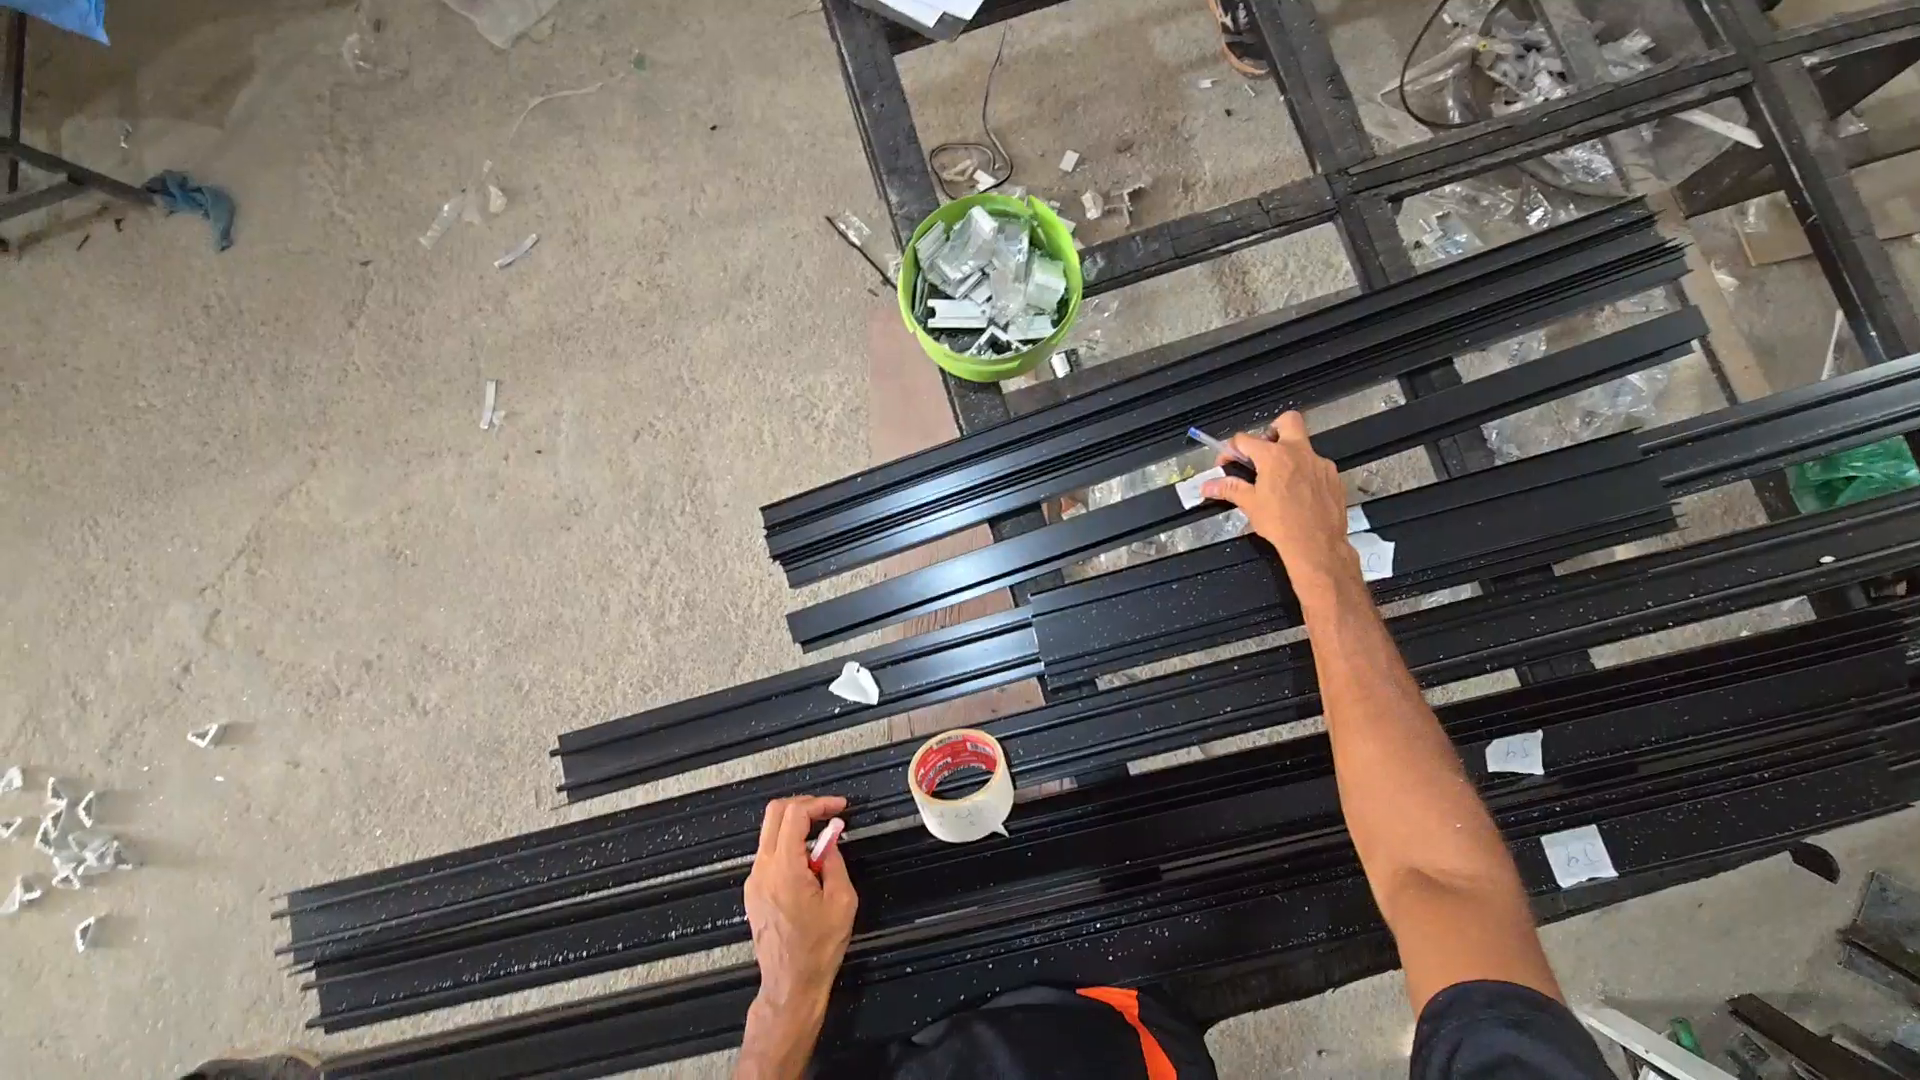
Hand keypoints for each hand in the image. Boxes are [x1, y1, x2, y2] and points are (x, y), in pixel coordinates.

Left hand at [744, 796, 857, 1013]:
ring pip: (769, 832)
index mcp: (785, 869)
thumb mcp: (843, 901)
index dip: (819, 803)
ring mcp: (754, 880)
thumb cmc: (818, 948)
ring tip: (823, 846)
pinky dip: (788, 846)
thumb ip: (836, 861)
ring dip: (796, 827)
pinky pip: (768, 854)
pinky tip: (809, 864)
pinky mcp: (753, 891)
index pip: (794, 813)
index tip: (839, 807)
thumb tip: (830, 839)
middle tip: (828, 813)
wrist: (791, 983)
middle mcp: (762, 870)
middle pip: (774, 813)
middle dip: (804, 805)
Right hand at [1200, 411, 1359, 606]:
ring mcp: (1319, 463)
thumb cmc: (1281, 524)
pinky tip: (1298, 493)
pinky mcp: (1333, 476)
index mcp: (1274, 456)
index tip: (1228, 461)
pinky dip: (1305, 472)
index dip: (1232, 449)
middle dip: (1273, 429)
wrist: (1316, 544)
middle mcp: (1299, 452)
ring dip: (1289, 455)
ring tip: (1280, 479)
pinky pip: (1317, 465)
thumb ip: (1229, 488)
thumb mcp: (1250, 504)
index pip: (1245, 439)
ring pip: (1304, 446)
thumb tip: (1208, 486)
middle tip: (1264, 449)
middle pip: (1288, 421)